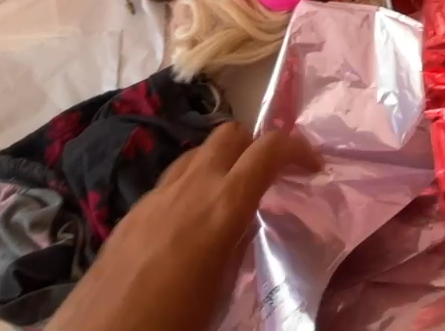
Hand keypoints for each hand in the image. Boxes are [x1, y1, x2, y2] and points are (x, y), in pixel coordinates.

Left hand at [48, 123, 321, 330]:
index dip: (298, 148)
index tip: (313, 167)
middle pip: (231, 134)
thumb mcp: (220, 294)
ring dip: (223, 162)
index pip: (269, 149)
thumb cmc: (170, 325)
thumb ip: (238, 248)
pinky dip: (193, 185)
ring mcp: (156, 196)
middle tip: (270, 177)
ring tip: (233, 199)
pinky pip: (172, 180)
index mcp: (222, 206)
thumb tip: (244, 227)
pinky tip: (192, 225)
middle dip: (256, 145)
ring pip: (199, 152)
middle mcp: (191, 187)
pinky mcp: (131, 213)